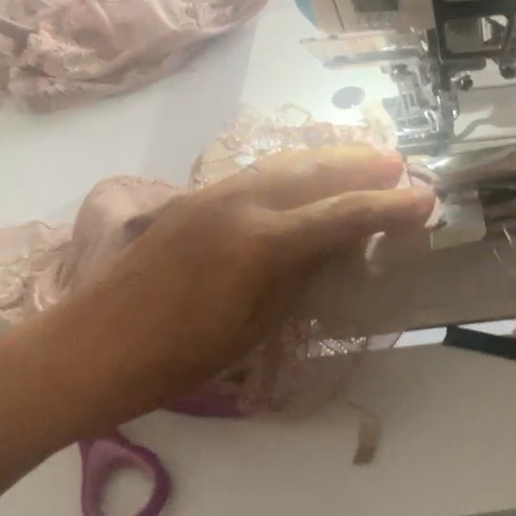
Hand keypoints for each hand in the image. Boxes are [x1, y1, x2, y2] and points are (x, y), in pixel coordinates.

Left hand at [12, 146, 433, 435]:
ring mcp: (213, 194)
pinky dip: (293, 169)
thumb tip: (340, 244)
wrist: (89, 349)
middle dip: (363, 164)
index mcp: (263, 242)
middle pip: (317, 170)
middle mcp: (242, 203)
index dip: (391, 207)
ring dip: (328, 159)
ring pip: (285, 162)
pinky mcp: (192, 198)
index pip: (344, 213)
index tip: (426, 200)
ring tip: (361, 160)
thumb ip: (304, 274)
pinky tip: (304, 178)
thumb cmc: (180, 356)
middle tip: (399, 164)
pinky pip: (257, 172)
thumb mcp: (259, 323)